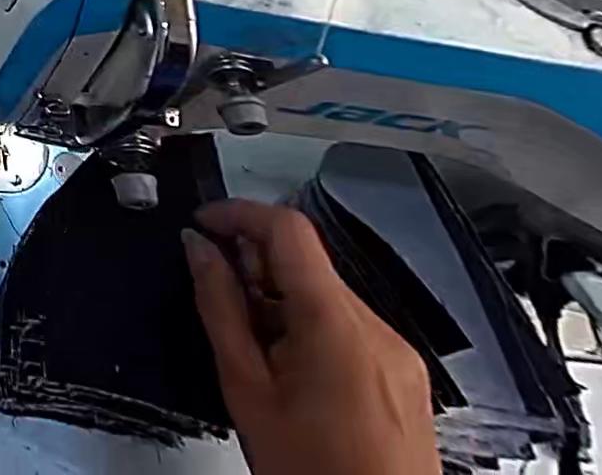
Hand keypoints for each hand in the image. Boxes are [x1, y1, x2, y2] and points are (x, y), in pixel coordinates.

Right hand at [182, 200, 438, 474]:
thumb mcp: (246, 390)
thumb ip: (219, 306)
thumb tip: (197, 245)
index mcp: (336, 324)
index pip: (288, 229)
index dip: (239, 212)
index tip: (204, 223)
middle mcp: (376, 326)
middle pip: (306, 260)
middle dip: (255, 263)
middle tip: (221, 294)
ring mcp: (397, 350)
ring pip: (323, 291)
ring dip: (279, 296)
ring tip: (254, 347)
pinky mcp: (404, 372)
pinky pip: (346, 322)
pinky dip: (307, 324)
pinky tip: (289, 369)